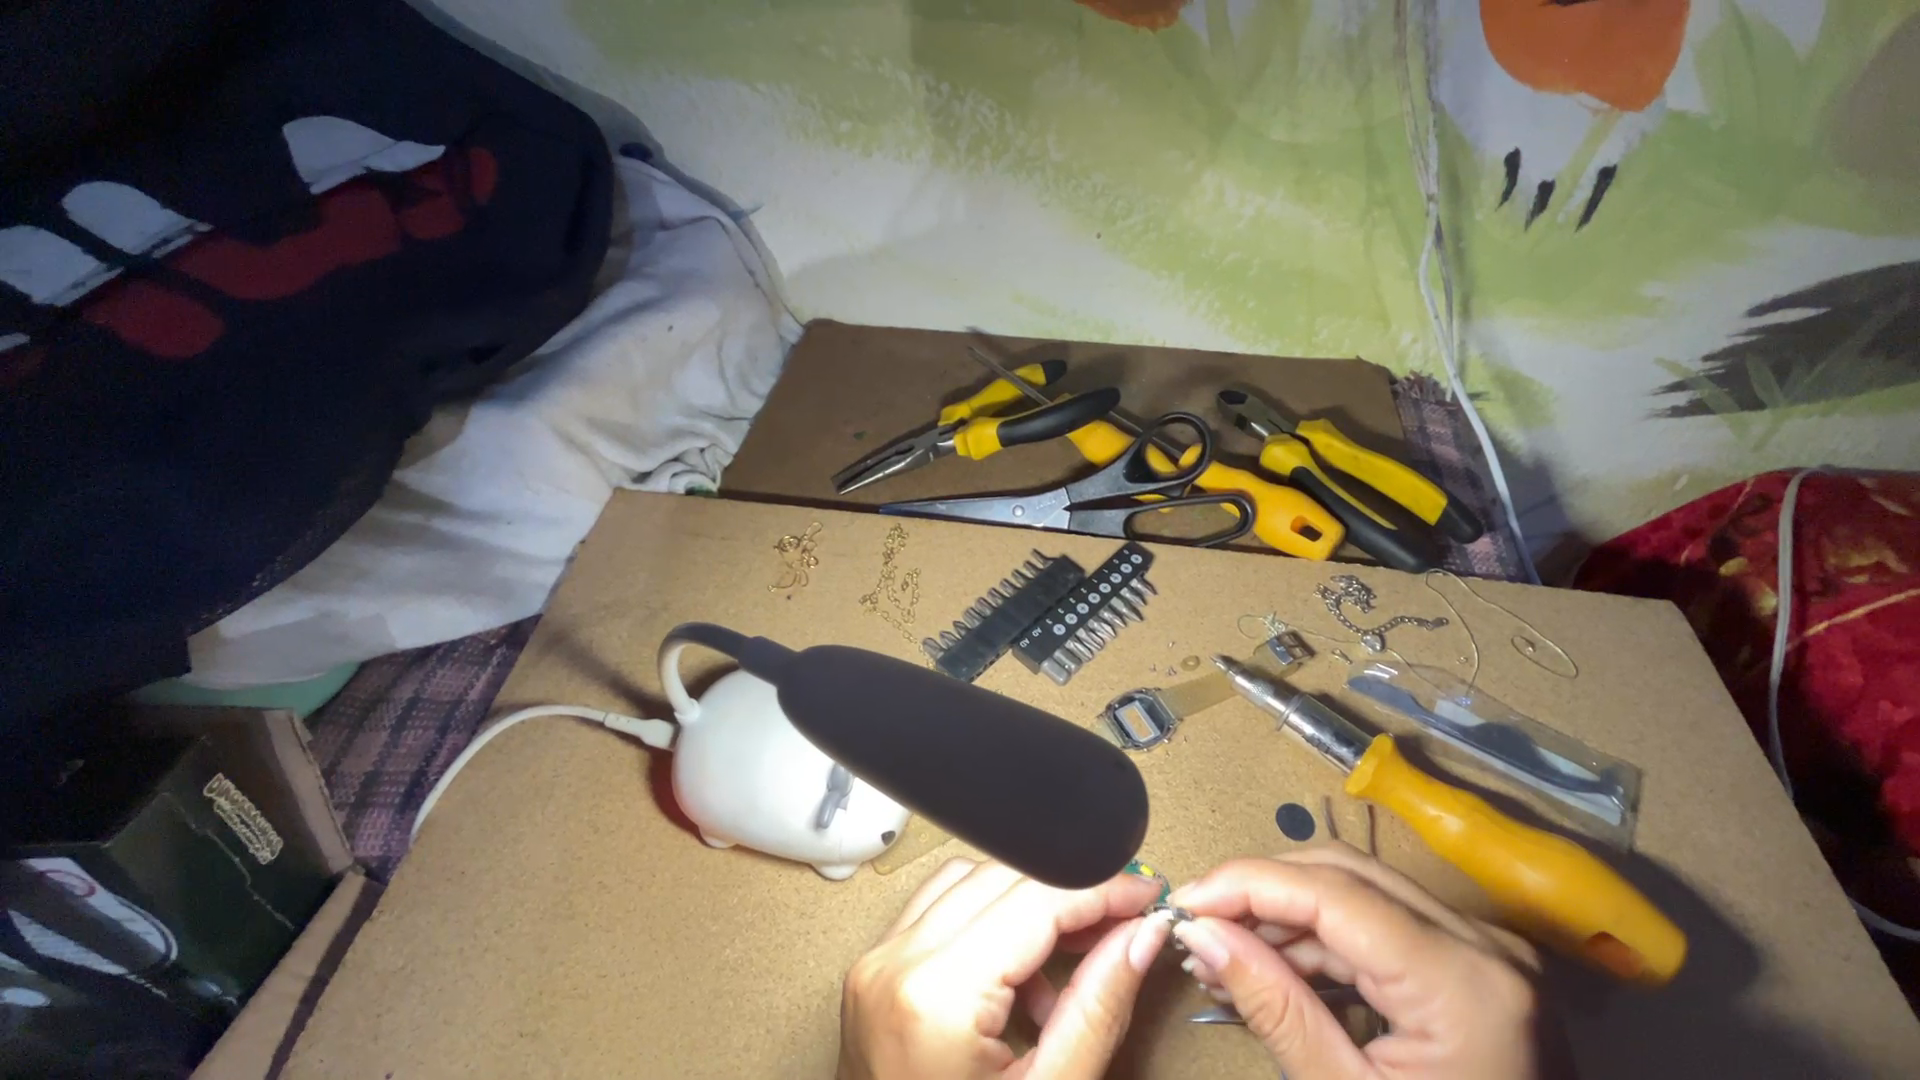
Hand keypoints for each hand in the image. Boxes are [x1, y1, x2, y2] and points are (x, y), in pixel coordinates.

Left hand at [837, 857, 1171, 1079]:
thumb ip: (1098, 1007)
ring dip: (1029, 903)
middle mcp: (895, 963)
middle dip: (1072, 891)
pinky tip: (1022, 975)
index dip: (1102, 889)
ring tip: (1077, 951)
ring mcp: (877, 961)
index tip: (1147, 894)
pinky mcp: (873, 967)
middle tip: (1126, 918)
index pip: (1036, 900)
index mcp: (935, 996)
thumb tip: (1141, 935)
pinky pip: (940, 909)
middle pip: (1003, 879)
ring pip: (971, 881)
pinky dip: (989, 920)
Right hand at [1168, 845, 1564, 1079]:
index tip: (1183, 903)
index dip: (1246, 885)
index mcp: (1465, 983)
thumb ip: (1274, 1008)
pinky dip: (1320, 940)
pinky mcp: (1475, 965)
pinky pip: (1380, 927)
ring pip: (1357, 893)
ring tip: (1221, 953)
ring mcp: (1485, 952)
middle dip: (1260, 893)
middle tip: (1197, 926)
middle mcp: (1483, 946)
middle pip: (1342, 876)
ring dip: (1283, 916)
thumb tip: (1200, 934)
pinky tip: (1271, 965)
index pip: (1331, 892)